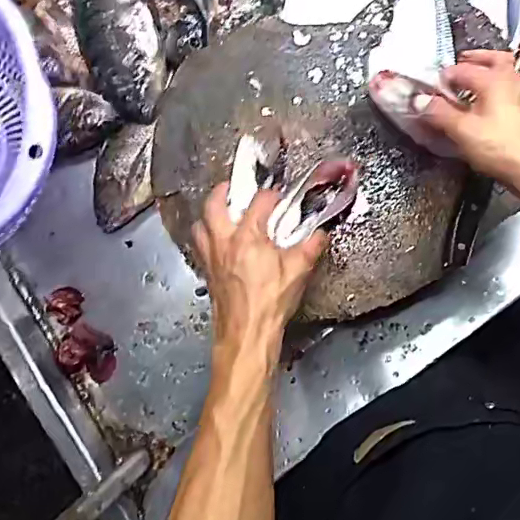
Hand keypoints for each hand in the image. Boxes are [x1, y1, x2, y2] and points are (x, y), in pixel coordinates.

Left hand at [192, 182, 329, 353]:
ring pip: (200, 225)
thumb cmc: (268, 304)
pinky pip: (200, 246)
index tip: (278, 197)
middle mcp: (224, 242)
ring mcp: (211, 257)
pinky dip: (205, 237)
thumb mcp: (298, 271)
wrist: (246, 332)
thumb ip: (310, 247)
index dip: (271, 195)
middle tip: (231, 187)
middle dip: (223, 191)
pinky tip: (217, 242)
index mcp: (247, 237)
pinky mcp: (207, 272)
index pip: (259, 203)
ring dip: (208, 215)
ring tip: (220, 211)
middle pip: (214, 205)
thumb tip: (320, 234)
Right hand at [415, 50, 519, 195]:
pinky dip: (491, 89)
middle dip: (476, 59)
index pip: (462, 69)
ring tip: (469, 81)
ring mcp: (516, 98)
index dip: (442, 77)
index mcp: (493, 80)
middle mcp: (507, 83)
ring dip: (487, 72)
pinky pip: (504, 91)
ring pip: (503, 74)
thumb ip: (439, 113)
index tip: (427, 89)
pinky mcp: (519, 115)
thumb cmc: (499, 146)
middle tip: (459, 62)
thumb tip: (419, 100)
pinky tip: (479, 104)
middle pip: (495, 59)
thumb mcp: (463, 130)